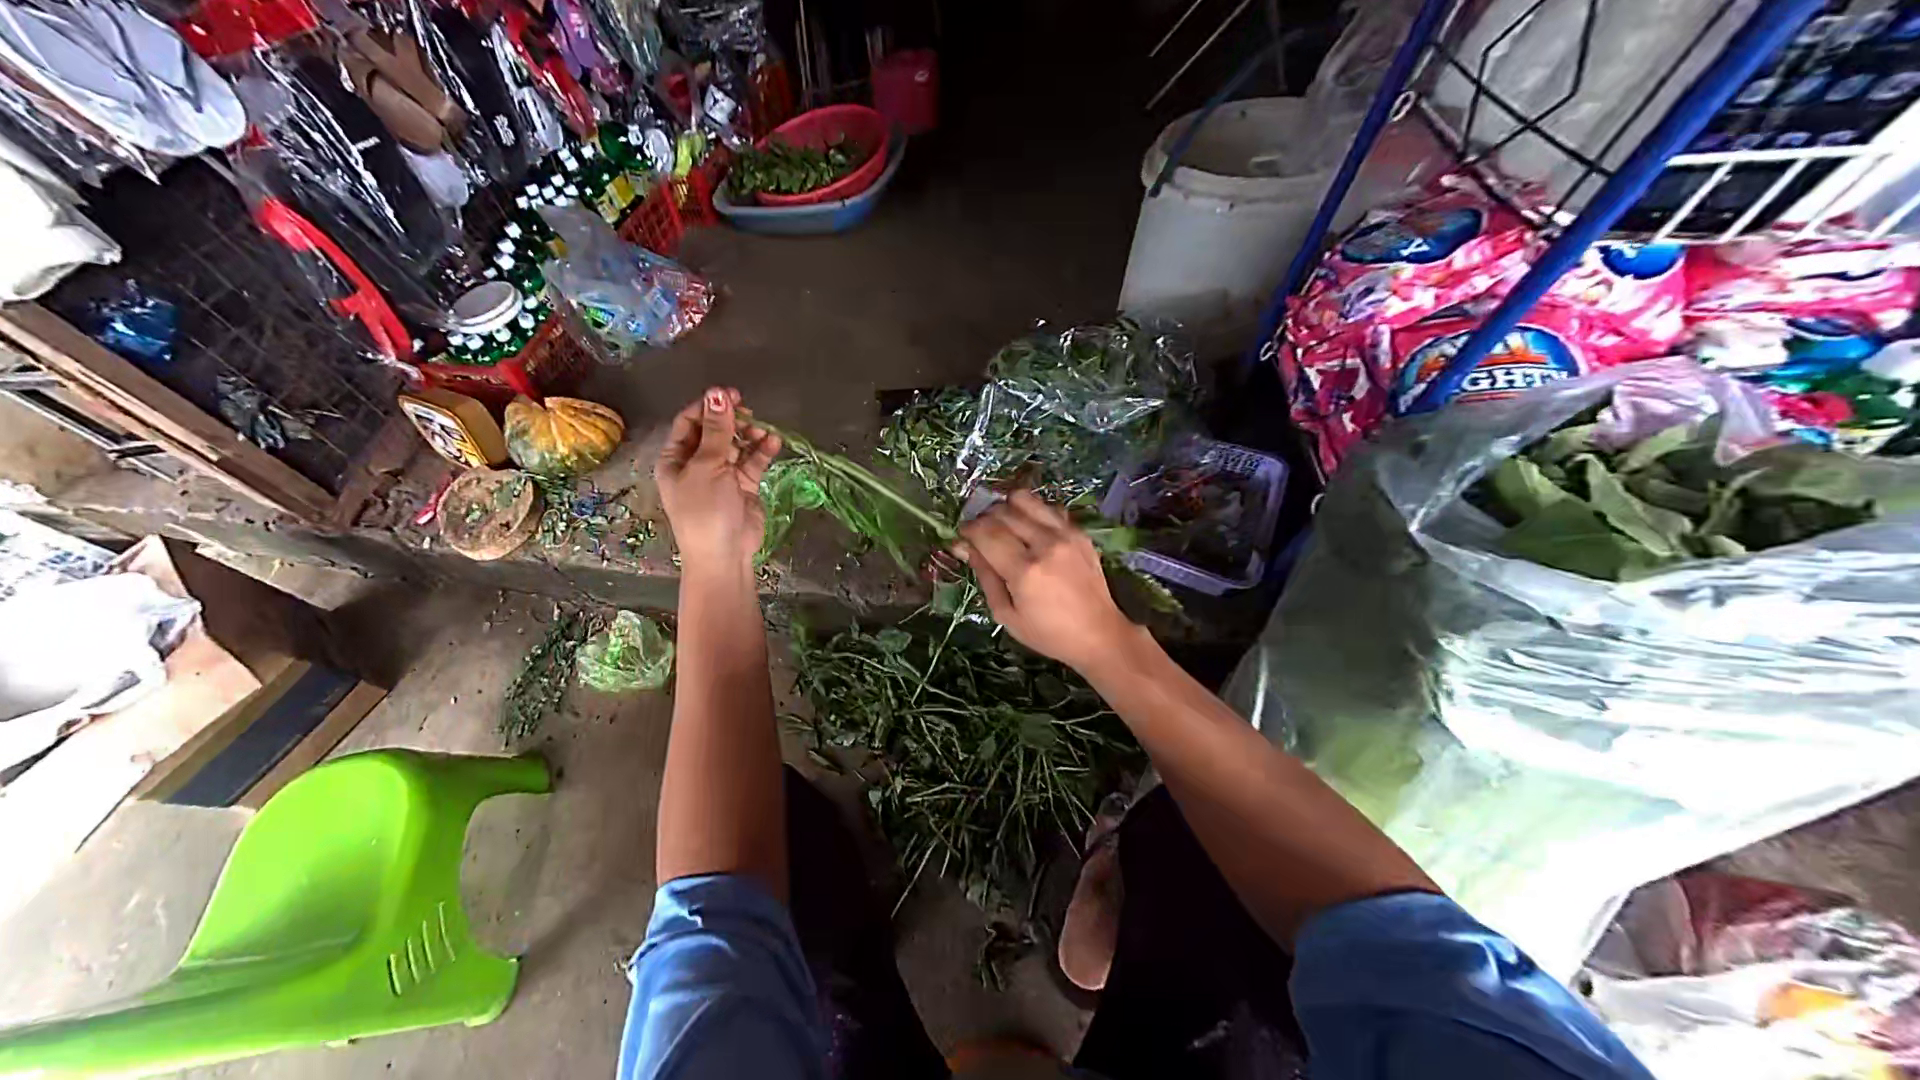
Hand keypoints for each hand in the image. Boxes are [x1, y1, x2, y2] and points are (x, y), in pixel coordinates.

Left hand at [655, 387, 780, 577]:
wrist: (724, 554)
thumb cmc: (705, 510)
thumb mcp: (707, 466)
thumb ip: (717, 430)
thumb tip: (718, 394)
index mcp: (675, 459)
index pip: (690, 422)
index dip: (709, 407)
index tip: (731, 396)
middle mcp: (696, 464)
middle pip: (715, 432)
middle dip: (732, 420)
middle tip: (749, 412)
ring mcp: (721, 476)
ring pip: (736, 445)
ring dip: (750, 435)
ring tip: (763, 431)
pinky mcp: (743, 486)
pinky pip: (752, 462)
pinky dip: (762, 451)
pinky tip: (773, 442)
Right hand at [954, 490, 1141, 673]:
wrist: (1098, 634)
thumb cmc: (1047, 633)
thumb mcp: (1006, 614)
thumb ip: (985, 575)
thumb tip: (964, 546)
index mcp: (1025, 571)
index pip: (986, 532)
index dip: (968, 530)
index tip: (963, 536)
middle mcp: (1045, 545)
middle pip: (1002, 511)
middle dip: (984, 519)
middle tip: (982, 535)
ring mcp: (1065, 534)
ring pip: (1024, 500)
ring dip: (1007, 509)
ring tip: (1004, 527)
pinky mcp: (1079, 532)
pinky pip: (1047, 507)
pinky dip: (1031, 513)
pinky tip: (1030, 531)